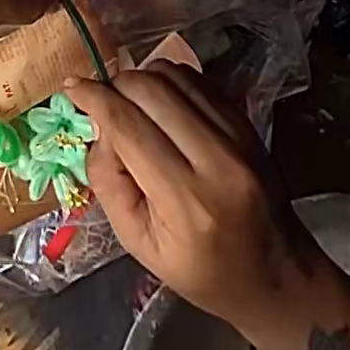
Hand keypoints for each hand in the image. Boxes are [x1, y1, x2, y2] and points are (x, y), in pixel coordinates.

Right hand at [68, 65, 349, 349]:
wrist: (279, 274)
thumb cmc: (202, 270)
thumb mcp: (140, 245)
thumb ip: (109, 183)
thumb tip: (97, 126)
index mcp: (187, 201)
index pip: (128, 127)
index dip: (93, 99)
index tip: (71, 88)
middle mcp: (217, 157)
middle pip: (149, 90)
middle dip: (114, 85)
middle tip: (100, 100)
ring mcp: (237, 133)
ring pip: (173, 75)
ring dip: (140, 78)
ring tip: (129, 101)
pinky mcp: (245, 119)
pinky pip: (195, 79)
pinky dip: (167, 80)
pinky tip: (158, 100)